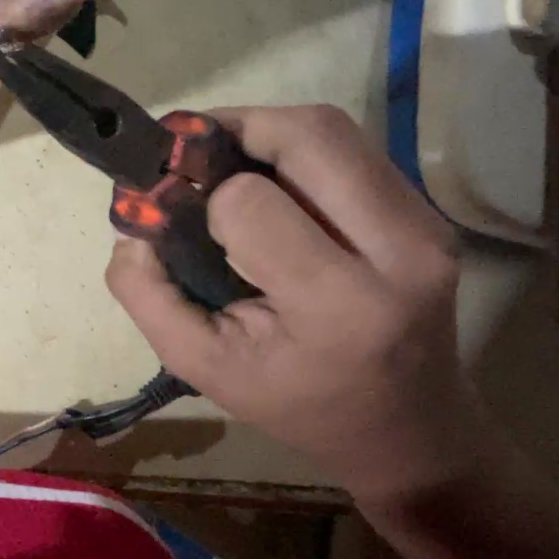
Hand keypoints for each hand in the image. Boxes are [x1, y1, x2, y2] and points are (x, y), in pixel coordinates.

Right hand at [104, 105, 475, 496]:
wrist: (409, 430)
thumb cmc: (295, 400)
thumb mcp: (196, 363)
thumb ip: (145, 292)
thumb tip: (131, 227)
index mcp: (338, 302)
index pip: (250, 202)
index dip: (198, 199)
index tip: (173, 220)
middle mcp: (399, 250)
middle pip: (309, 135)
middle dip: (231, 128)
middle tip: (186, 157)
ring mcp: (425, 225)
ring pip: (331, 129)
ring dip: (260, 133)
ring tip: (219, 168)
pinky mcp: (427, 213)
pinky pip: (347, 149)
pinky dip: (290, 149)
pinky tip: (262, 184)